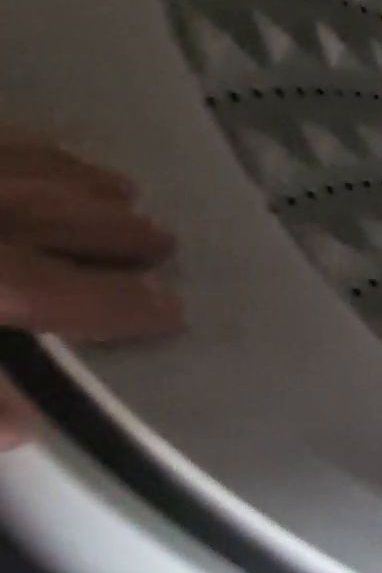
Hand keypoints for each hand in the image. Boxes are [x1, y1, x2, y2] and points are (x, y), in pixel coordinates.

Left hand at [0, 142, 181, 448]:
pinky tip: (37, 147)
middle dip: (109, 229)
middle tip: (160, 240)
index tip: (174, 312)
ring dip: (68, 178)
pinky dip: (16, 141)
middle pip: (46, 215)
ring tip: (114, 186)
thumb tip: (25, 430)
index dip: (119, 307)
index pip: (60, 293)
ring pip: (14, 165)